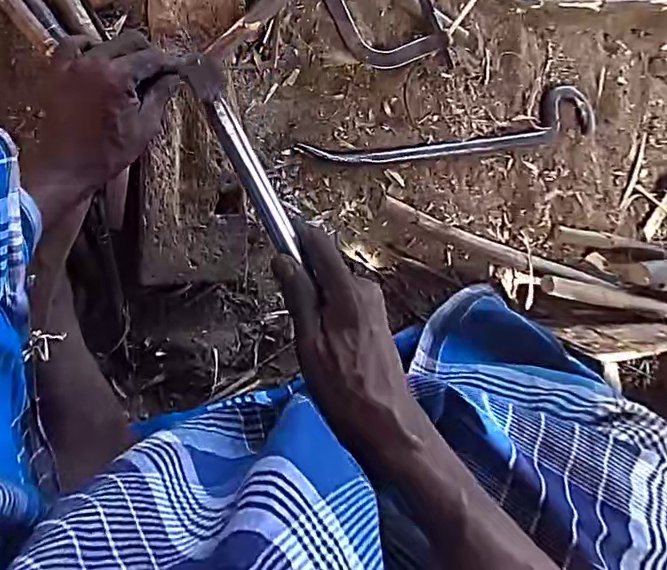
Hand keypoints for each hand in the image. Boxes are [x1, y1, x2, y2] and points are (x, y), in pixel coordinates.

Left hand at [20, 32, 181, 259]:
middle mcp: (94, 63)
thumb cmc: (105, 154)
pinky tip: (96, 58)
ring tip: (129, 68)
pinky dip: (86, 46)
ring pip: (104, 41)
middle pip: (130, 41)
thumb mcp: (144, 127)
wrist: (64, 169)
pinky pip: (72, 45)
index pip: (151, 57)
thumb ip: (160, 96)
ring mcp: (72, 65)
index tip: (177, 68)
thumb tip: (172, 76)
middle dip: (148, 53)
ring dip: (121, 50)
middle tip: (158, 71)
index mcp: (117, 76)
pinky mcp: (57, 72)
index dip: (168, 62)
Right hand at [272, 221, 432, 475]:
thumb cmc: (345, 392)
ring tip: (309, 337)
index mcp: (347, 292)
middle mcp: (365, 289)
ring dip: (315, 298)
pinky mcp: (376, 319)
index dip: (294, 234)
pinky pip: (342, 298)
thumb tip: (283, 258)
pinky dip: (328, 310)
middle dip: (302, 276)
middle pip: (323, 263)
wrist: (392, 431)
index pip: (318, 241)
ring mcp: (373, 304)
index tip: (274, 236)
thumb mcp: (309, 345)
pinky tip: (326, 343)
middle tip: (291, 313)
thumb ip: (298, 296)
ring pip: (331, 283)